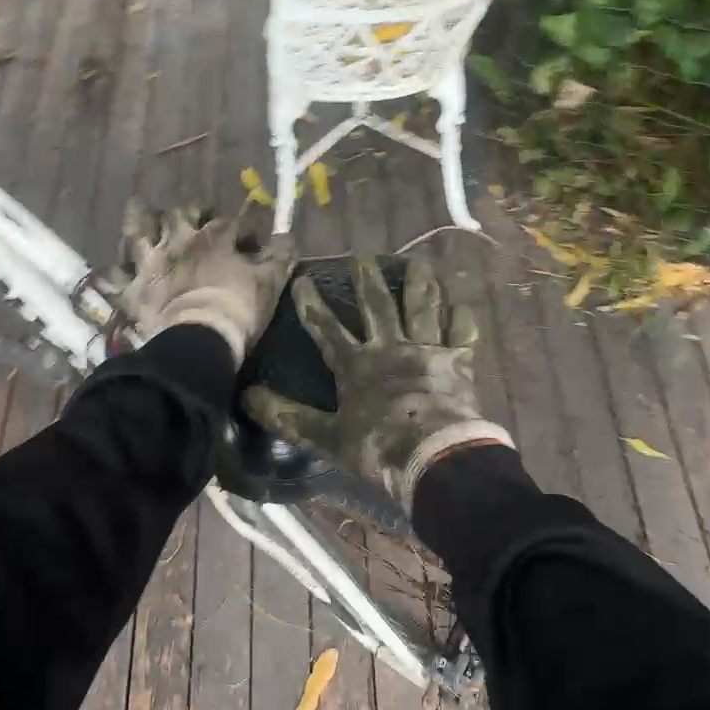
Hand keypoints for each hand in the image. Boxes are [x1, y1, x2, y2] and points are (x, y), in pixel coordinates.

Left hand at [115, 200, 294, 364]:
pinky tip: (106, 269)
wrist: (198, 340)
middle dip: (189, 211)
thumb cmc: (237, 309)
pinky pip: (113, 277)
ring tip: (138, 207)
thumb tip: (288, 236)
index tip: (250, 240)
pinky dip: (110, 273)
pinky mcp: (133, 289)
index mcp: (215, 238)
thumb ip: (280, 257)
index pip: (231, 223)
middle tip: (195, 217)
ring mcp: (151, 263)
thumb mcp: (270, 282)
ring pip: (137, 230)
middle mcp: (179, 241)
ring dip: (138, 218)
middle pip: (180, 214)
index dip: (242, 228)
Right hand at [244, 255, 511, 509]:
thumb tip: (247, 397)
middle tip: (363, 256)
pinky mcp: (458, 361)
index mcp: (356, 364)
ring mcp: (427, 350)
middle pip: (378, 306)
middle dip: (367, 280)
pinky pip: (462, 333)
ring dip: (420, 285)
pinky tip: (461, 305)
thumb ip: (288, 416)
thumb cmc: (376, 446)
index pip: (327, 328)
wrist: (432, 453)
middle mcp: (390, 347)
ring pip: (422, 308)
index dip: (313, 304)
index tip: (303, 279)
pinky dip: (461, 318)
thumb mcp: (325, 436)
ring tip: (419, 263)